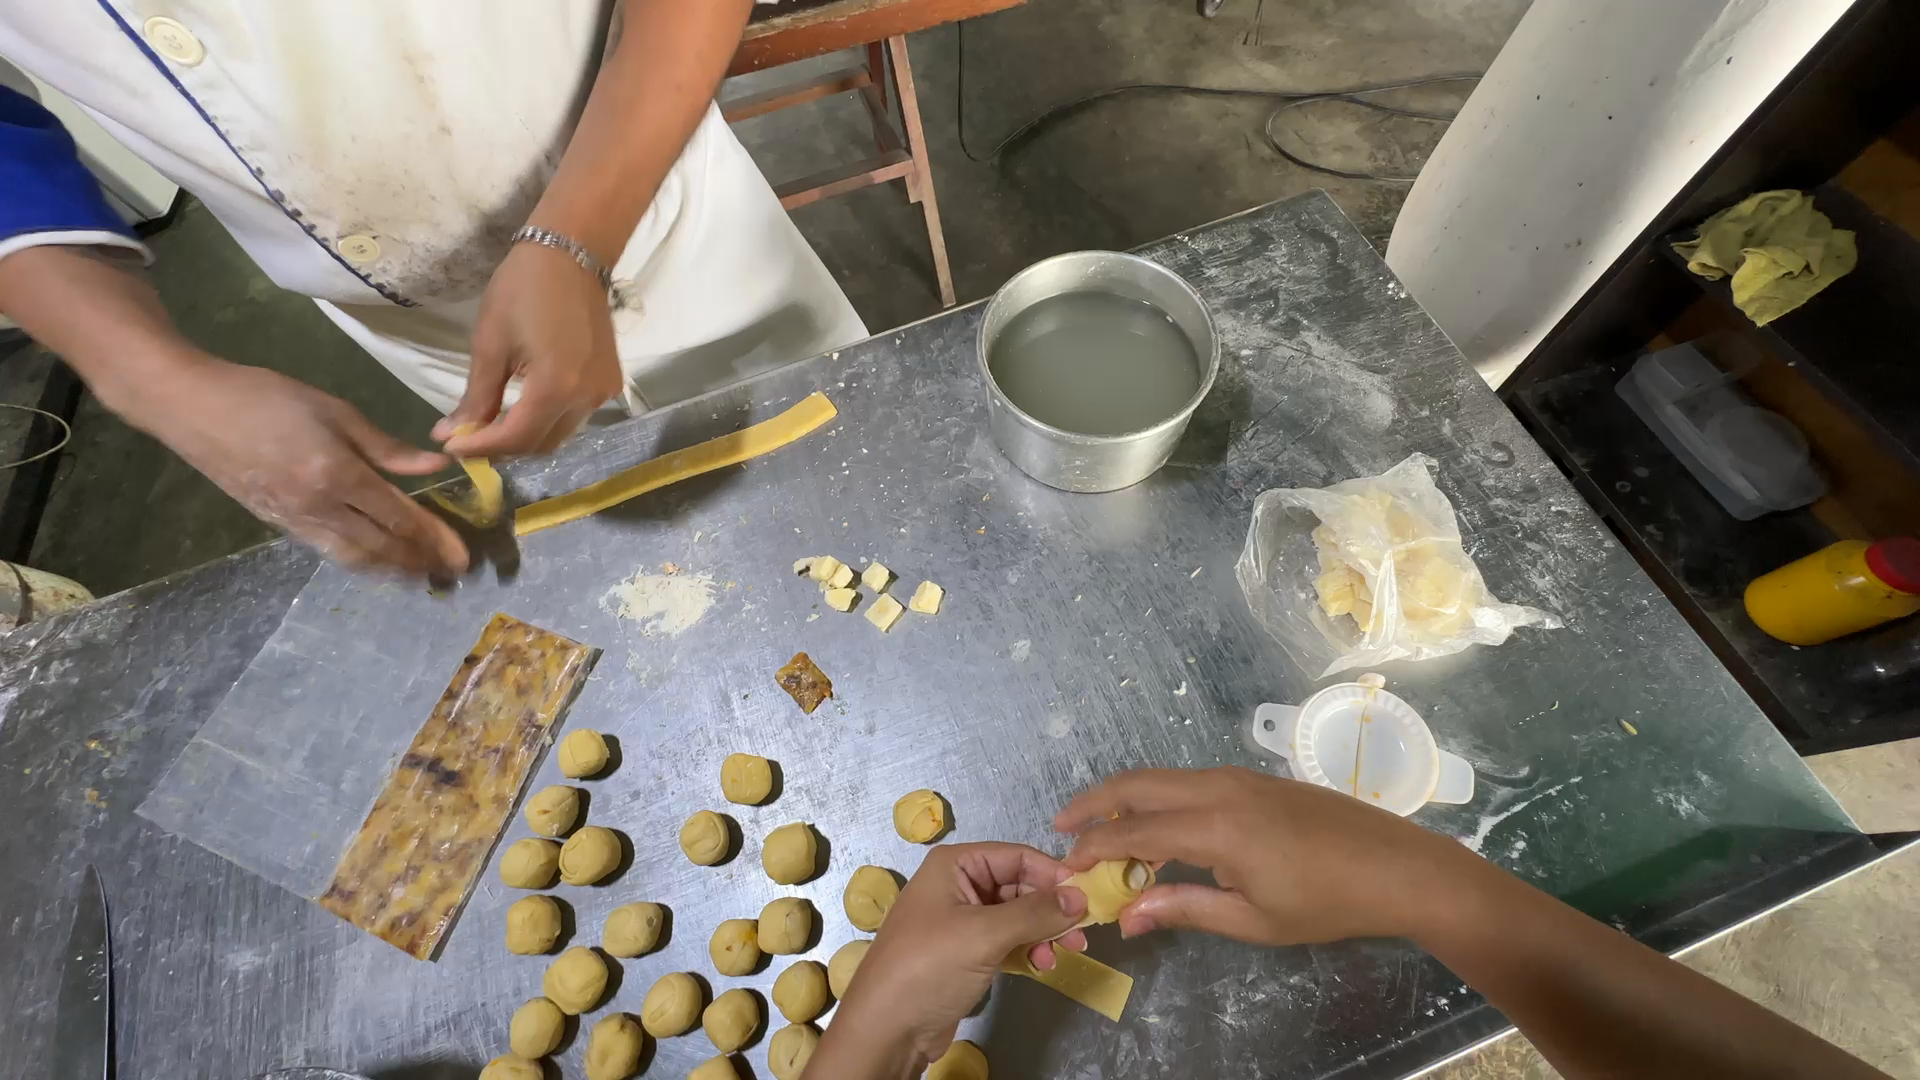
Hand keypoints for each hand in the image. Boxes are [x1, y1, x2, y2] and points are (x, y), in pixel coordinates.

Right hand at [144, 357, 467, 575]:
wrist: (184, 402)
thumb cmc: (267, 398)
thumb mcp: (338, 413)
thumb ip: (389, 448)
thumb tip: (438, 466)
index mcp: (338, 475)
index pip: (400, 518)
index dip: (436, 540)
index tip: (463, 556)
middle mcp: (317, 505)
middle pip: (381, 546)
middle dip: (421, 562)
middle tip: (452, 572)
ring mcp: (292, 517)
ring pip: (353, 556)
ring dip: (392, 570)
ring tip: (423, 575)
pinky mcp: (273, 521)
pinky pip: (326, 549)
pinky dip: (359, 561)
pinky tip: (378, 562)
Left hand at [436, 241, 622, 457]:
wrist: (572, 259)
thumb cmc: (523, 290)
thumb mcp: (490, 343)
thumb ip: (477, 396)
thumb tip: (450, 434)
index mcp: (556, 388)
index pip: (516, 438)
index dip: (480, 449)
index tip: (450, 446)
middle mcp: (587, 399)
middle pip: (542, 444)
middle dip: (503, 448)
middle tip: (468, 438)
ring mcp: (603, 394)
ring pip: (561, 434)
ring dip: (527, 436)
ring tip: (494, 425)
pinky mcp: (610, 385)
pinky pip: (577, 416)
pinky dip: (549, 420)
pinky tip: (528, 406)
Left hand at [818, 844, 1088, 1075]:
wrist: (886, 1030)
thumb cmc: (930, 966)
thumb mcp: (984, 934)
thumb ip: (1034, 913)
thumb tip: (1080, 896)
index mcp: (956, 864)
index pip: (1016, 856)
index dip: (1052, 872)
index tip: (1088, 894)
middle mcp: (959, 883)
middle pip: (1018, 885)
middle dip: (1050, 907)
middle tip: (1082, 933)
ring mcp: (961, 918)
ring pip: (1016, 914)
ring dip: (1042, 931)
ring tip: (1065, 953)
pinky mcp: (965, 951)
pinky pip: (1006, 939)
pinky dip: (1027, 948)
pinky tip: (1042, 964)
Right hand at [1057, 767, 1485, 945]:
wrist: (1395, 865)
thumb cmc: (1326, 901)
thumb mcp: (1253, 919)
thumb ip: (1184, 909)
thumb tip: (1127, 916)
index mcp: (1215, 826)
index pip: (1134, 832)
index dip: (1095, 847)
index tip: (1068, 865)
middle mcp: (1214, 787)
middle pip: (1135, 784)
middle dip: (1092, 802)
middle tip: (1060, 824)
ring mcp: (1231, 776)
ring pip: (1157, 777)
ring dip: (1121, 798)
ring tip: (1097, 828)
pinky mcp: (1245, 778)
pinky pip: (1182, 780)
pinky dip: (1152, 797)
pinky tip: (1153, 825)